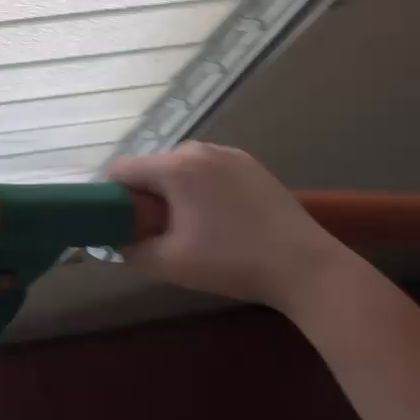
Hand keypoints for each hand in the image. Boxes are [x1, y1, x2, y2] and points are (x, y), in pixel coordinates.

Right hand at [105, 142, 354, 312]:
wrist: (310, 270)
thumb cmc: (234, 263)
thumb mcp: (172, 265)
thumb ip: (131, 251)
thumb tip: (110, 244)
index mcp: (175, 167)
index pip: (121, 169)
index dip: (111, 194)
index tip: (118, 221)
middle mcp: (198, 149)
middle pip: (152, 167)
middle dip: (147, 195)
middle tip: (157, 230)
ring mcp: (228, 154)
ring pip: (181, 168)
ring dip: (175, 191)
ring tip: (192, 227)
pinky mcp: (251, 165)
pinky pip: (209, 170)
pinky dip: (203, 188)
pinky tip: (221, 219)